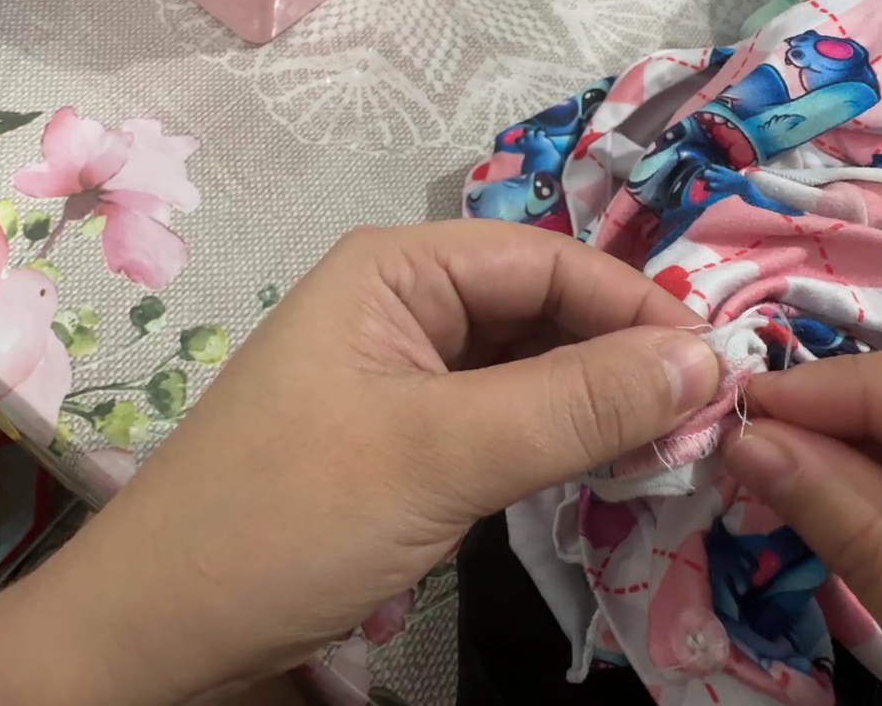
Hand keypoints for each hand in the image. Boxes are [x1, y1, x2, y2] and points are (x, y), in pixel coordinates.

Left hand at [0, 220, 724, 705]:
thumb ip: (575, 402)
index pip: (544, 260)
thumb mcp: (443, 453)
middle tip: (705, 419)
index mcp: (397, 267)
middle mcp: (400, 298)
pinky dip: (550, 431)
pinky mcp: (400, 422)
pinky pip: (495, 406)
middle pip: (536, 304)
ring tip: (667, 444)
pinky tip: (598, 461)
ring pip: (521, 358)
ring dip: (590, 396)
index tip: (719, 370)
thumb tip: (704, 358)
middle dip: (617, 353)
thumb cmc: (289, 516)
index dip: (634, 306)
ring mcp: (398, 362)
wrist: (162, 622)